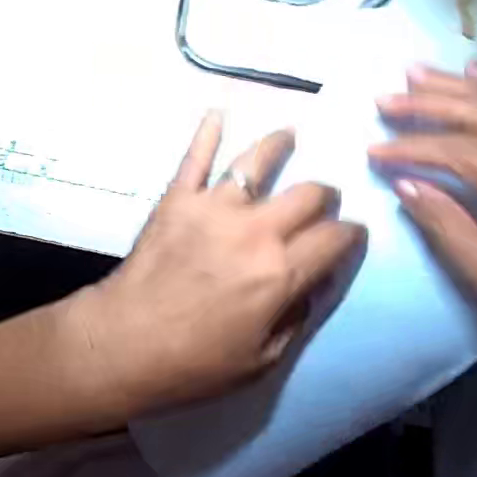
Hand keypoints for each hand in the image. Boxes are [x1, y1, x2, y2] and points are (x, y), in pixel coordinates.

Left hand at [58, 112, 365, 420]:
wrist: (126, 341)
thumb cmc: (196, 362)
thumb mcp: (263, 357)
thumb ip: (295, 314)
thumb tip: (314, 282)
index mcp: (281, 272)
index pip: (334, 238)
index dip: (351, 234)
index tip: (351, 233)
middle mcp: (254, 230)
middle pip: (306, 194)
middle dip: (324, 194)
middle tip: (321, 198)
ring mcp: (212, 208)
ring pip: (255, 162)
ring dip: (278, 145)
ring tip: (289, 135)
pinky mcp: (175, 199)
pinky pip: (194, 159)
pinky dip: (206, 133)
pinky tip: (217, 113)